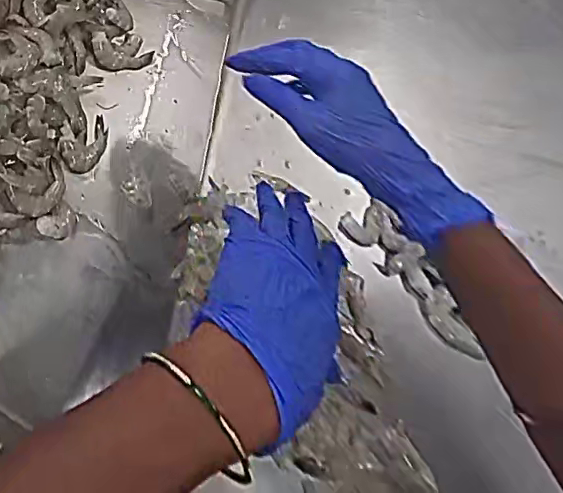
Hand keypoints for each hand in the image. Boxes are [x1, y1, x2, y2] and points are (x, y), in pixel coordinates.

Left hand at [199, 183, 345, 446]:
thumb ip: (313, 355)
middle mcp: (303, 272)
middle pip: (303, 236)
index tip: (325, 246)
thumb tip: (315, 366)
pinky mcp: (246, 246)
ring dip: (271, 205)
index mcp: (322, 301)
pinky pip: (243, 223)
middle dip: (299, 217)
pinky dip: (239, 215)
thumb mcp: (312, 366)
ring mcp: (275, 254)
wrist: (256, 358)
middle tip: (297, 203)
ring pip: (275, 220)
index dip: (325, 256)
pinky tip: (233, 208)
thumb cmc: (285, 372)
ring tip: (268, 190)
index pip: (328, 271)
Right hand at [225, 39, 491, 246]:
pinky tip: (287, 89)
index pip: (284, 55)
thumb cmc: (356, 147)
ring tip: (260, 71)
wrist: (397, 170)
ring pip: (309, 62)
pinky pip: (318, 75)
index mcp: (331, 71)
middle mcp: (343, 71)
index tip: (235, 62)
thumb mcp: (305, 121)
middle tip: (244, 61)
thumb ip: (275, 96)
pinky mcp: (354, 95)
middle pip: (298, 51)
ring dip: (282, 64)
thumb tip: (253, 80)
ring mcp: (351, 82)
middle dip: (267, 55)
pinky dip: (296, 76)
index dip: (255, 58)